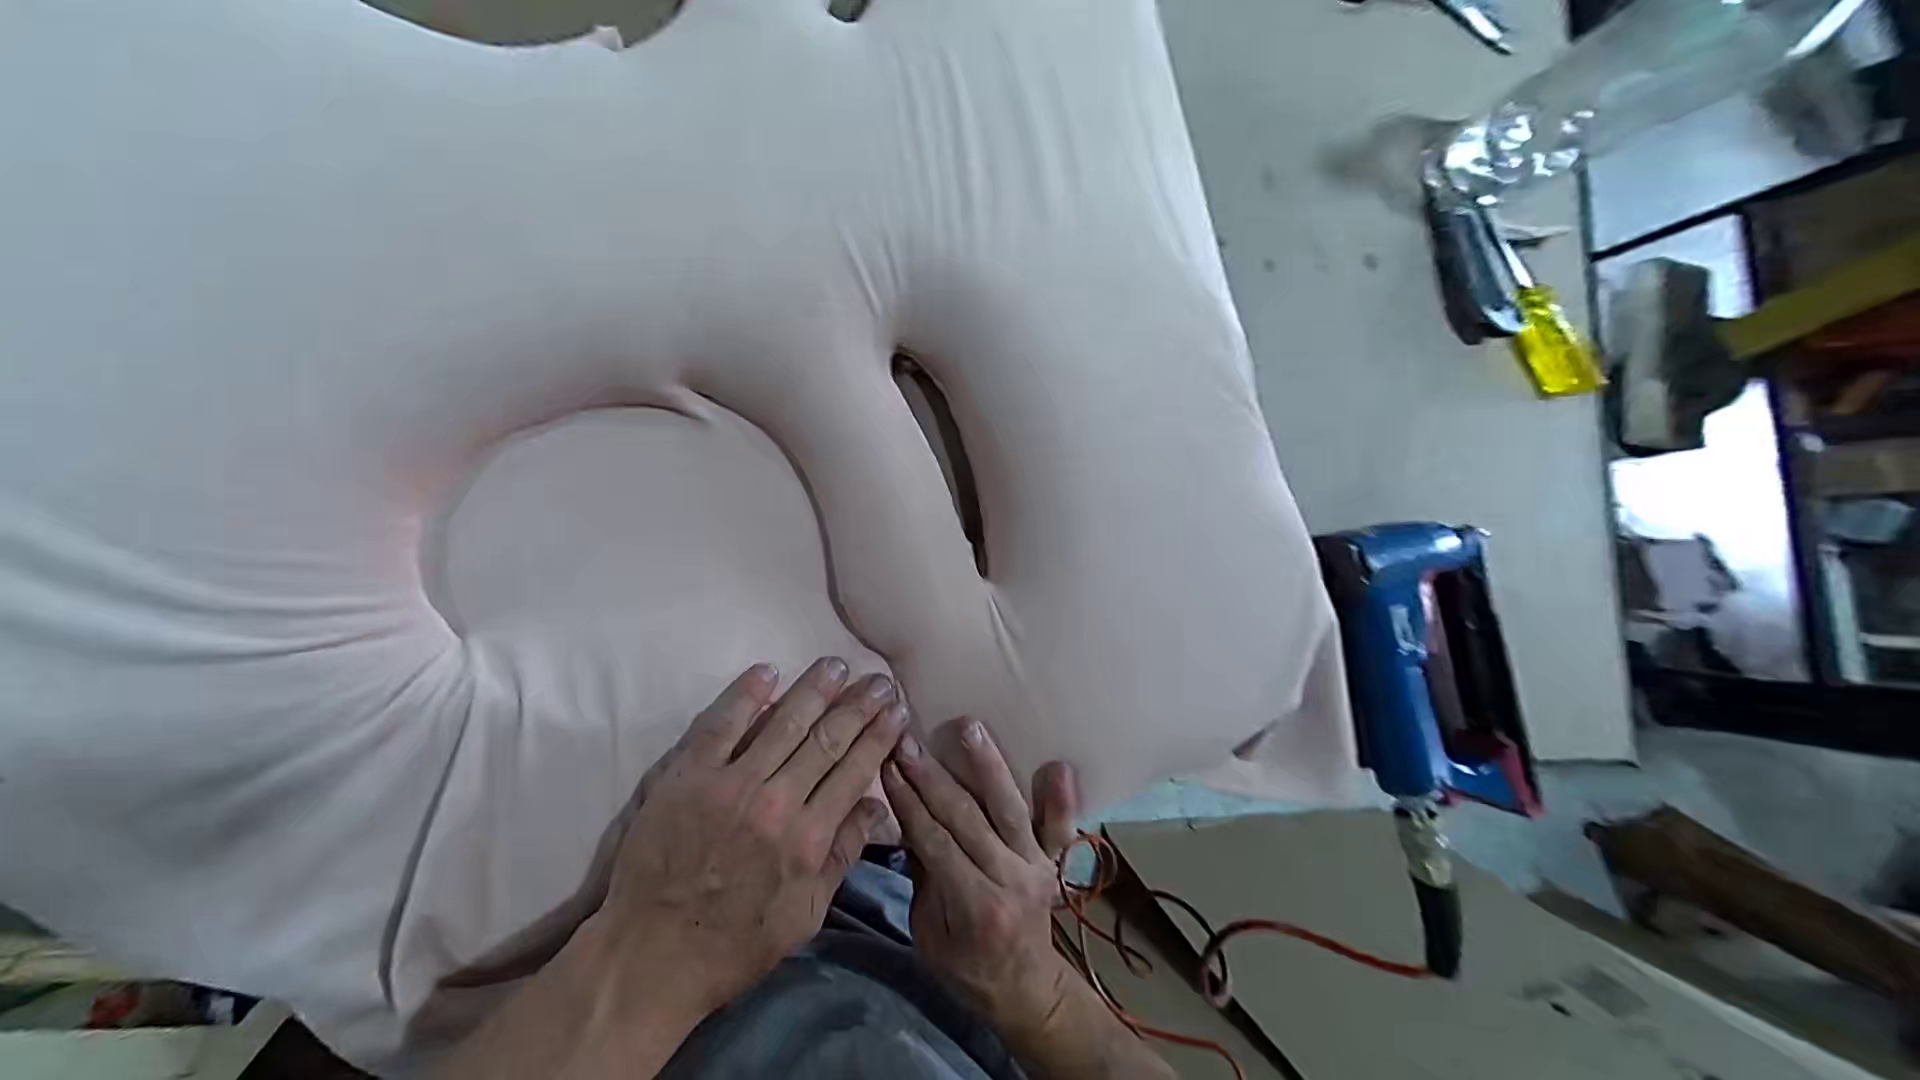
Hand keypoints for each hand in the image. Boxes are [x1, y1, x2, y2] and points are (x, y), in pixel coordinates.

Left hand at [599, 658, 907, 1013]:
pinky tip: (768, 671)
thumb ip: (843, 856)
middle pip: (827, 739)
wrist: (650, 956)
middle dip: (859, 705)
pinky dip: (745, 695)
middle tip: (879, 679)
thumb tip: (878, 805)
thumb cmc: (735, 943)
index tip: (897, 709)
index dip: (880, 735)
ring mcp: (730, 784)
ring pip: (783, 723)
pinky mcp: (687, 776)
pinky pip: (720, 725)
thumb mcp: (805, 914)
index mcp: (808, 838)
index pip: (854, 769)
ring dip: (814, 689)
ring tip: (836, 665)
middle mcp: (776, 802)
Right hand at [881, 719, 1080, 1036]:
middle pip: (966, 818)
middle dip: (932, 777)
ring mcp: (1036, 866)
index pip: (935, 841)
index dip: (909, 801)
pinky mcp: (1053, 859)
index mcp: (973, 906)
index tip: (888, 764)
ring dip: (986, 765)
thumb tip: (911, 819)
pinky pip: (1059, 827)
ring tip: (969, 727)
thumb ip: (924, 876)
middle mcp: (1009, 879)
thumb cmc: (966, 968)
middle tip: (908, 741)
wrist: (1026, 989)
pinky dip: (1060, 798)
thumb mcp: (929, 935)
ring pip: (1008, 808)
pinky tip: (1059, 766)